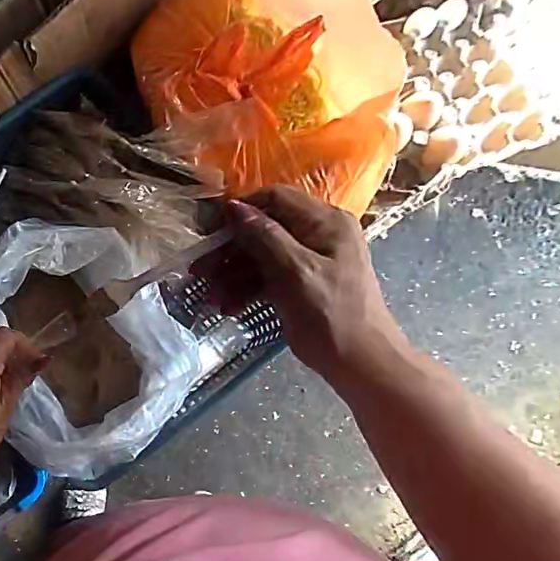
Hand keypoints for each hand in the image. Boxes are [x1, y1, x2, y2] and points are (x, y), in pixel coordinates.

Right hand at [220, 188, 409, 386]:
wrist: (359, 361)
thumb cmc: (330, 313)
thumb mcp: (294, 271)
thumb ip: (264, 236)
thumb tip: (234, 207)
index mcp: (325, 222)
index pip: (275, 199)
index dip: (240, 210)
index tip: (208, 230)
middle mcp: (318, 234)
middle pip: (263, 230)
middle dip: (230, 251)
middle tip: (199, 271)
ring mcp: (310, 260)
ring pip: (261, 257)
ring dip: (233, 276)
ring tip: (211, 298)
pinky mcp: (301, 284)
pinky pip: (268, 278)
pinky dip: (247, 290)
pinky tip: (230, 307)